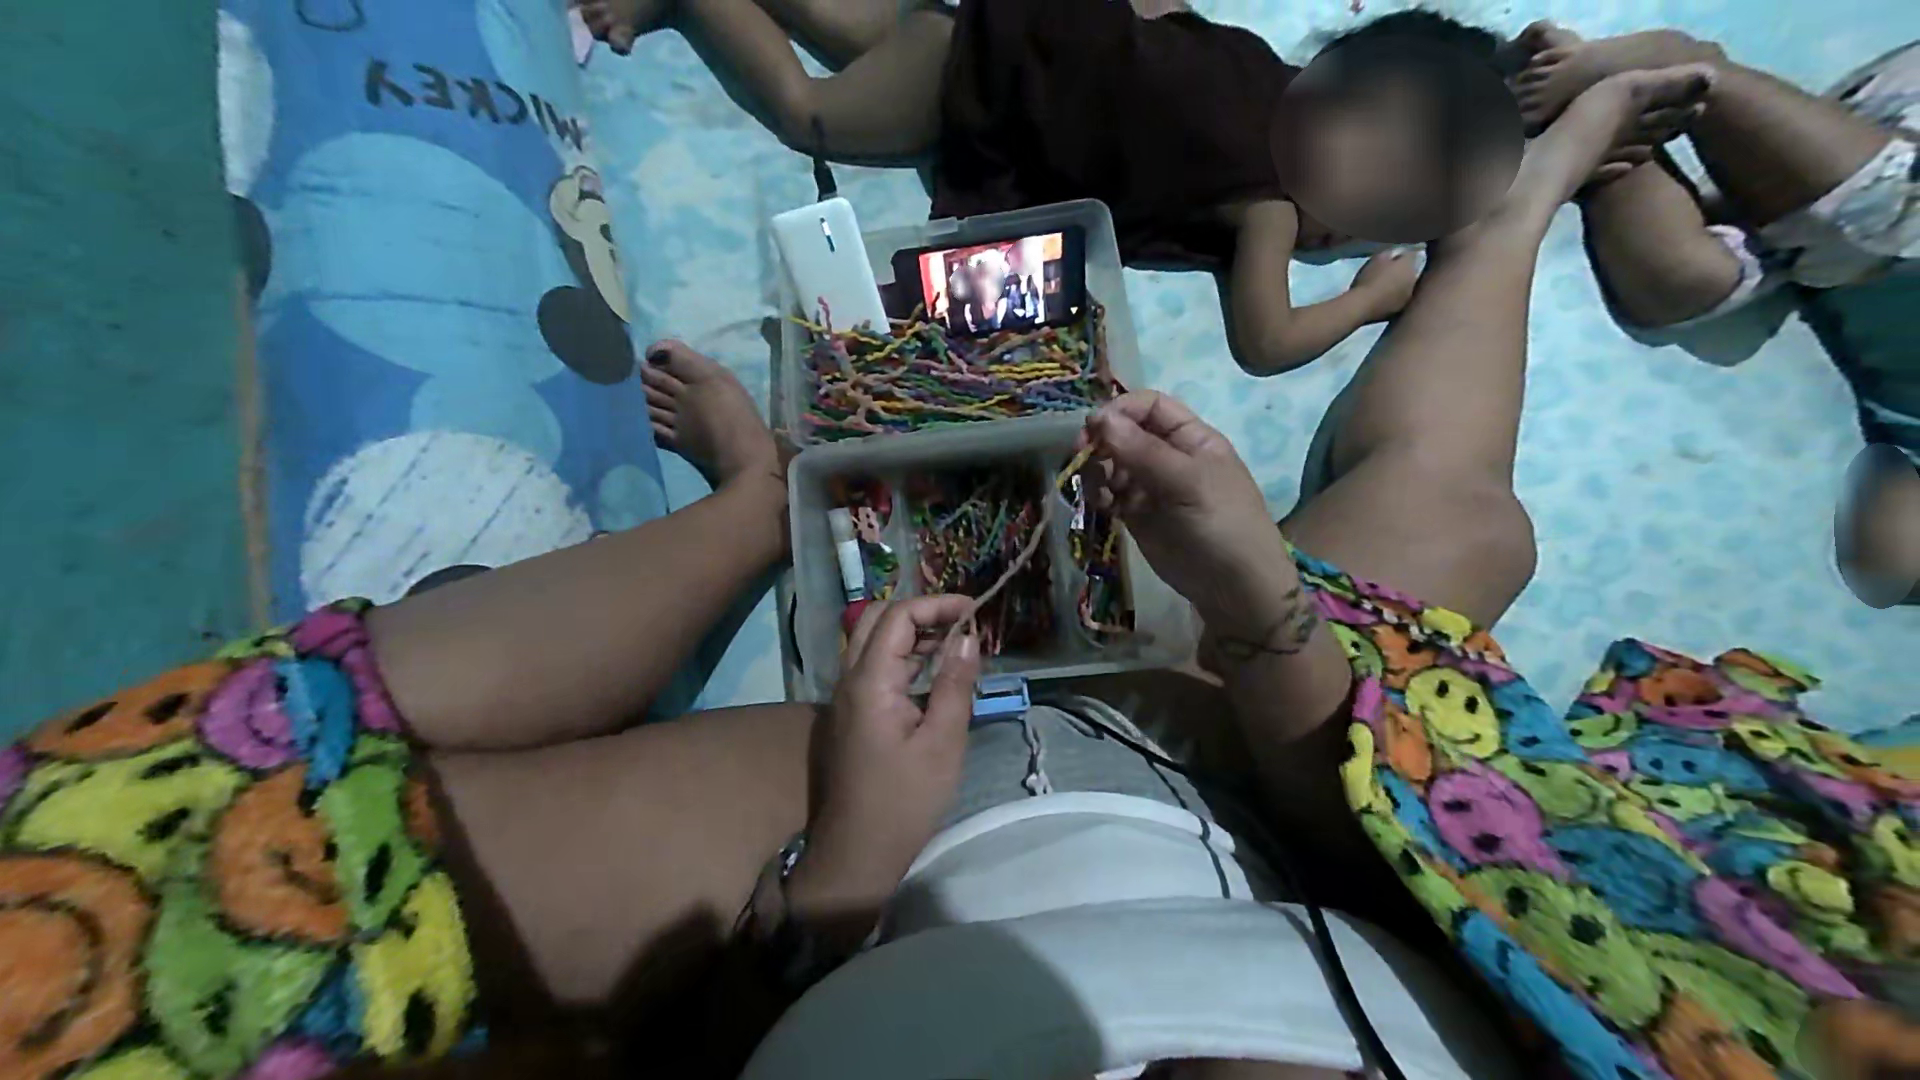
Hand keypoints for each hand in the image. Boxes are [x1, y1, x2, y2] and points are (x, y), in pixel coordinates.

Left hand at [795, 596, 981, 918]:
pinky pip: (874, 666)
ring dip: (913, 632)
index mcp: (869, 682)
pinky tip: (933, 670)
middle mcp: (849, 679)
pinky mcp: (850, 712)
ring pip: (874, 641)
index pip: (898, 616)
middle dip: (922, 611)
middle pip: (878, 619)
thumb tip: (968, 636)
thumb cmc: (905, 801)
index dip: (937, 605)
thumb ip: (954, 684)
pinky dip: (904, 656)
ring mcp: (845, 695)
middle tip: (963, 622)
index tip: (974, 612)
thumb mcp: (942, 742)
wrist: (857, 853)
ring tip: (956, 641)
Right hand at [1079, 392, 1297, 640]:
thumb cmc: (1221, 525)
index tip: (1093, 428)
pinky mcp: (1136, 515)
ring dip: (1096, 470)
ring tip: (1097, 490)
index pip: (1149, 406)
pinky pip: (1108, 494)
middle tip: (1081, 455)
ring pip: (1111, 464)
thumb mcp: (1187, 482)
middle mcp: (1167, 456)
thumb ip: (1143, 451)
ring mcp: (1150, 486)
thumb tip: (1099, 419)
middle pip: (1124, 433)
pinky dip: (1098, 496)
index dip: (1120, 410)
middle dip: (1101, 441)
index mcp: (1190, 438)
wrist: (1232, 589)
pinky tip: (1101, 506)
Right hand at [1349, 247, 1421, 321]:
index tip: (1392, 259)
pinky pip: (1399, 302)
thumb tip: (1395, 253)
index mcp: (1409, 264)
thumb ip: (1389, 253)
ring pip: (1406, 288)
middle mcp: (1414, 279)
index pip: (1410, 255)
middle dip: (1402, 273)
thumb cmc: (1368, 279)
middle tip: (1387, 276)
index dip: (1401, 256)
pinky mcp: (1399, 311)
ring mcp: (1408, 297)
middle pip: (1410, 273)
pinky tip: (1382, 302)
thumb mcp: (1376, 258)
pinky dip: (1393, 301)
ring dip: (1399, 288)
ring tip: (1384, 291)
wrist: (1361, 306)